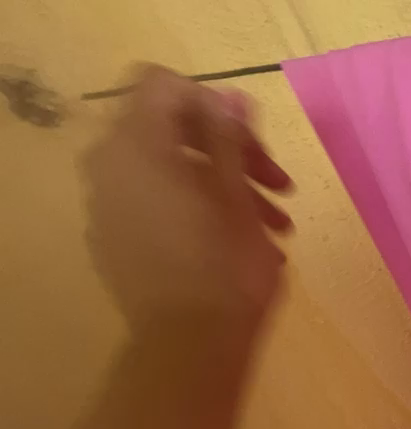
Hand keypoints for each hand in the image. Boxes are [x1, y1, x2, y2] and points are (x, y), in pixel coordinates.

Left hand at [81, 65, 294, 355]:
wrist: (191, 340)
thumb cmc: (227, 270)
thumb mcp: (240, 201)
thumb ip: (229, 142)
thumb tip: (232, 96)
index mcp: (139, 147)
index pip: (165, 86)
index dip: (216, 105)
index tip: (260, 146)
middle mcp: (110, 163)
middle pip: (170, 130)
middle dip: (231, 154)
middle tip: (282, 192)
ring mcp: (108, 200)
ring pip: (169, 171)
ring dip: (225, 189)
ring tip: (274, 231)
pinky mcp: (116, 234)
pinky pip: (158, 203)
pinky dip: (200, 211)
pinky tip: (238, 248)